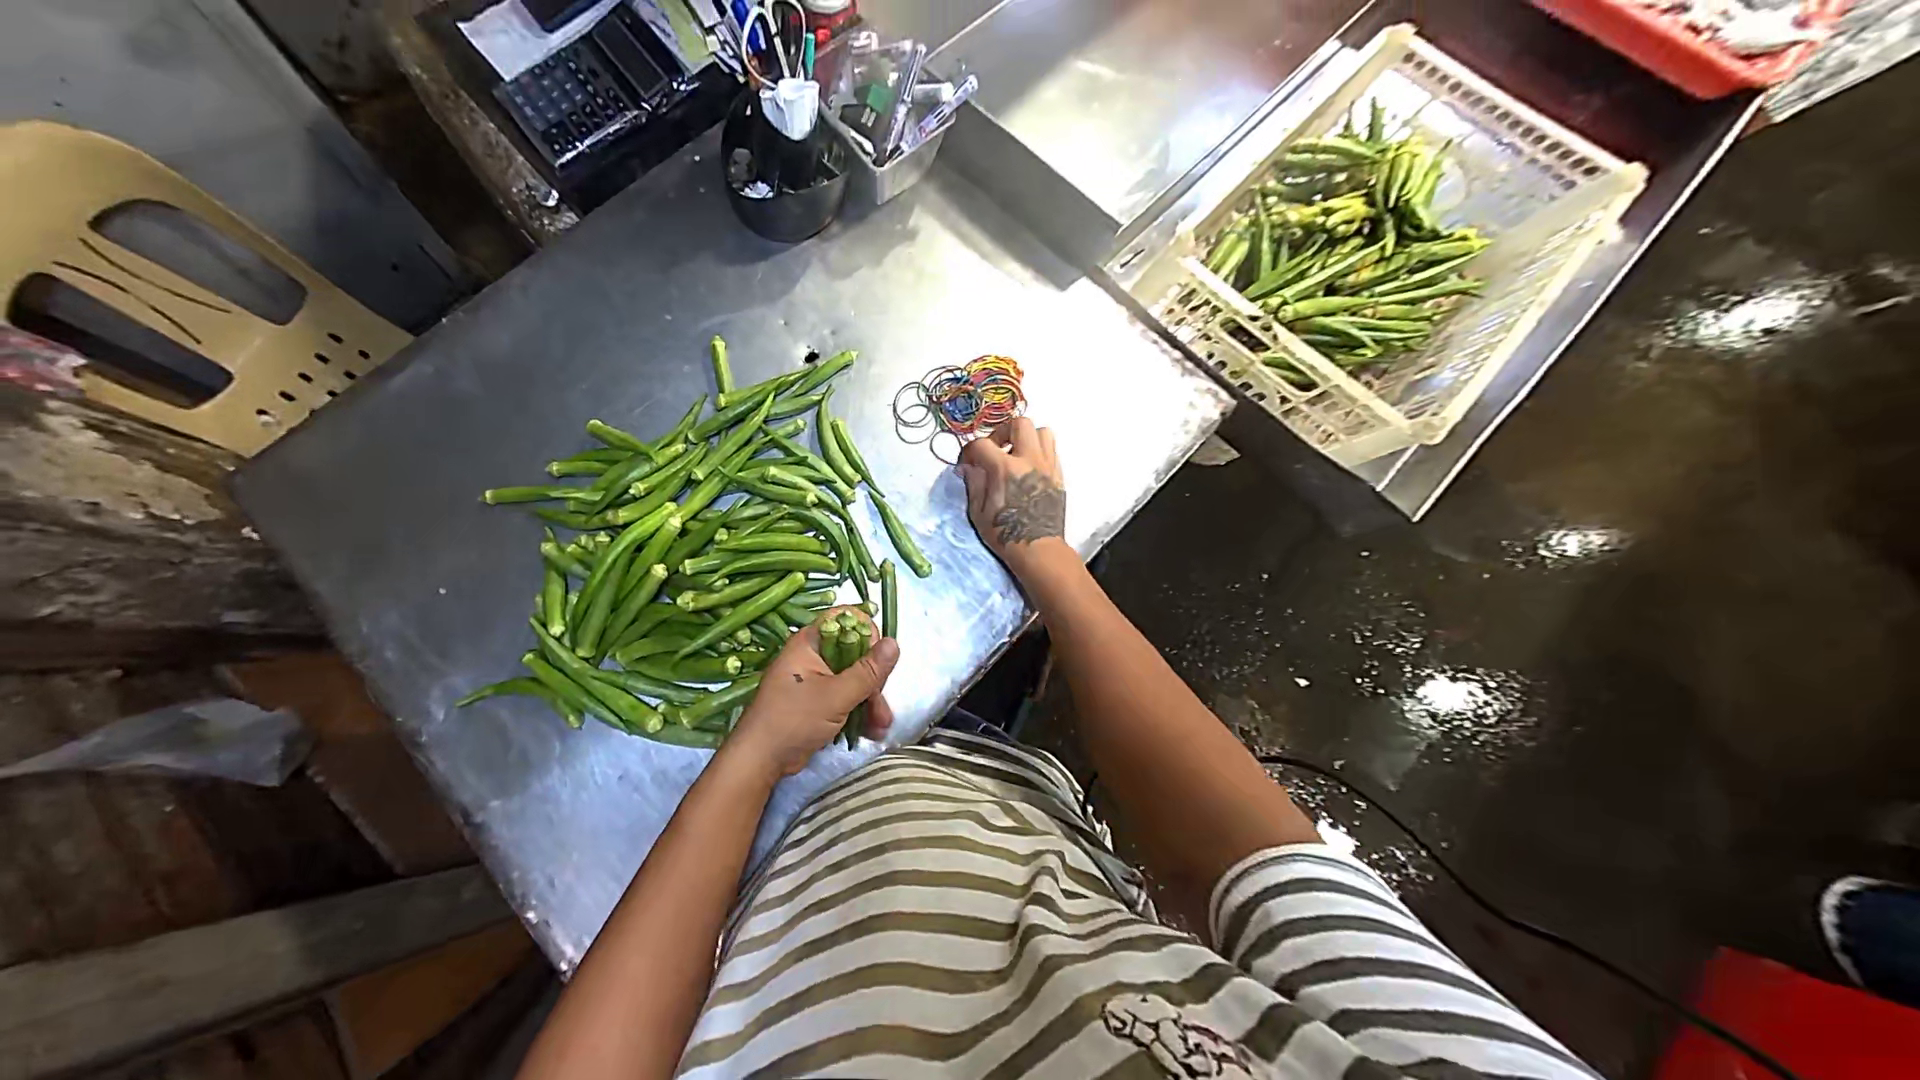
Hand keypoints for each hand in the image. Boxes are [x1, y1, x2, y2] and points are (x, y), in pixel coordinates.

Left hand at [722, 607, 898, 779]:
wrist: (761, 761)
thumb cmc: (793, 720)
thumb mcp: (837, 695)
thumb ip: (868, 671)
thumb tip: (894, 643)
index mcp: (810, 643)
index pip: (845, 621)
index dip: (867, 635)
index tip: (879, 659)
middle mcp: (812, 656)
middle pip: (855, 653)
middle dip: (874, 680)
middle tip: (880, 703)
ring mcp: (815, 680)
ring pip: (854, 679)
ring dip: (871, 700)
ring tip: (880, 725)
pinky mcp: (817, 702)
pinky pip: (846, 697)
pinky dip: (859, 711)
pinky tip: (872, 730)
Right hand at [957, 418, 1066, 571]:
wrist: (1038, 549)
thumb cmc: (1005, 534)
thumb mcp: (978, 511)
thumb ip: (974, 483)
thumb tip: (969, 467)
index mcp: (1005, 469)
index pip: (981, 444)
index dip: (969, 451)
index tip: (967, 463)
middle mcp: (1029, 460)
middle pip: (1019, 424)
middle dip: (1002, 432)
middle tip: (995, 449)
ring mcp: (1048, 466)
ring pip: (1041, 432)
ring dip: (1025, 438)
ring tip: (1015, 455)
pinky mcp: (1058, 476)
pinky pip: (1051, 450)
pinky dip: (1037, 452)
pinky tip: (1028, 469)